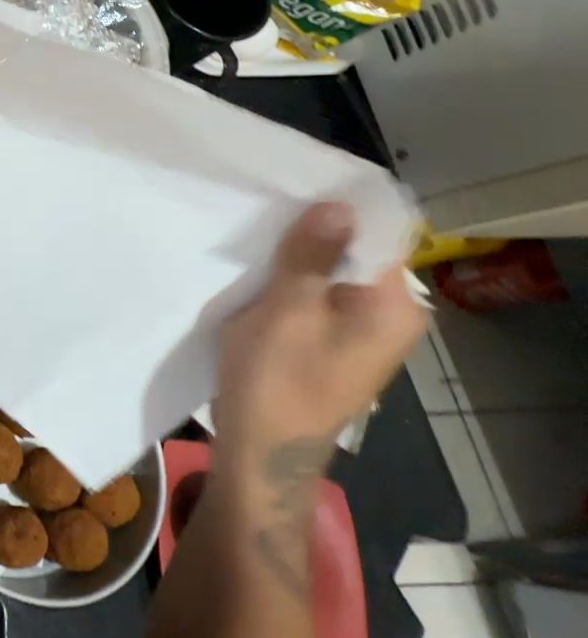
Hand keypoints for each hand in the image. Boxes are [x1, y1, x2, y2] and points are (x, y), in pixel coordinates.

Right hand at [213, 202, 425, 471]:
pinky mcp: (321, 343)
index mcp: (393, 309)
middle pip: (348, 257)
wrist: (260, 448)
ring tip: (244, 239)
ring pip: (322, 278)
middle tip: (254, 210)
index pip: (375, 241)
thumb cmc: (276, 381)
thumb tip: (337, 207)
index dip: (335, 213)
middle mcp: (385, 318)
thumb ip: (309, 259)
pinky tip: (246, 276)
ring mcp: (353, 333)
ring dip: (286, 262)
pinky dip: (279, 286)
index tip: (288, 189)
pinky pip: (306, 299)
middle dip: (303, 236)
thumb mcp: (287, 313)